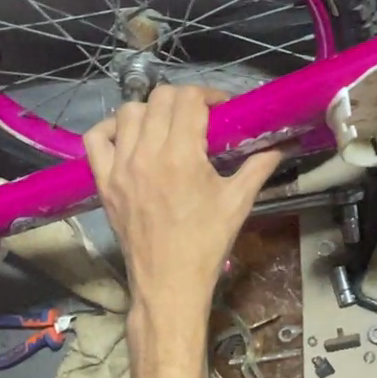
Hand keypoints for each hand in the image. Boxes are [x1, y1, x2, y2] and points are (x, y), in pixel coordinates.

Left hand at [84, 87, 281, 321]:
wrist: (169, 282)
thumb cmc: (207, 243)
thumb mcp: (238, 203)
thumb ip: (258, 166)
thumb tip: (281, 145)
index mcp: (181, 155)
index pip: (189, 99)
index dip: (209, 95)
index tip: (222, 108)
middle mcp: (146, 153)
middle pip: (159, 98)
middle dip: (183, 100)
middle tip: (199, 117)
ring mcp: (120, 166)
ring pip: (128, 112)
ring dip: (151, 111)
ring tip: (167, 128)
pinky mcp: (104, 181)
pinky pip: (96, 139)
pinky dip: (110, 129)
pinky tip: (129, 137)